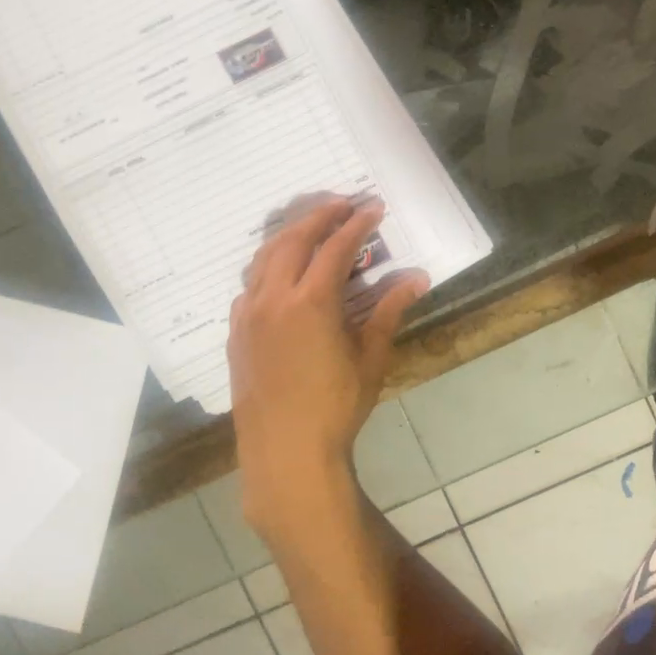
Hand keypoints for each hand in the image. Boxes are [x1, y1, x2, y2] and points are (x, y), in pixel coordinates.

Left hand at [228, 194, 430, 535]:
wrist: (285, 451)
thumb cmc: (337, 404)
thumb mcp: (372, 355)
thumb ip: (390, 310)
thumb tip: (417, 277)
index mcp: (311, 302)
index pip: (335, 248)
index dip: (357, 224)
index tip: (375, 207)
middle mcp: (273, 299)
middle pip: (292, 241)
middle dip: (318, 217)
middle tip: (343, 203)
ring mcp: (249, 316)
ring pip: (263, 258)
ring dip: (289, 235)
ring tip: (312, 226)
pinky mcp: (237, 333)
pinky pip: (250, 284)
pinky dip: (269, 265)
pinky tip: (283, 273)